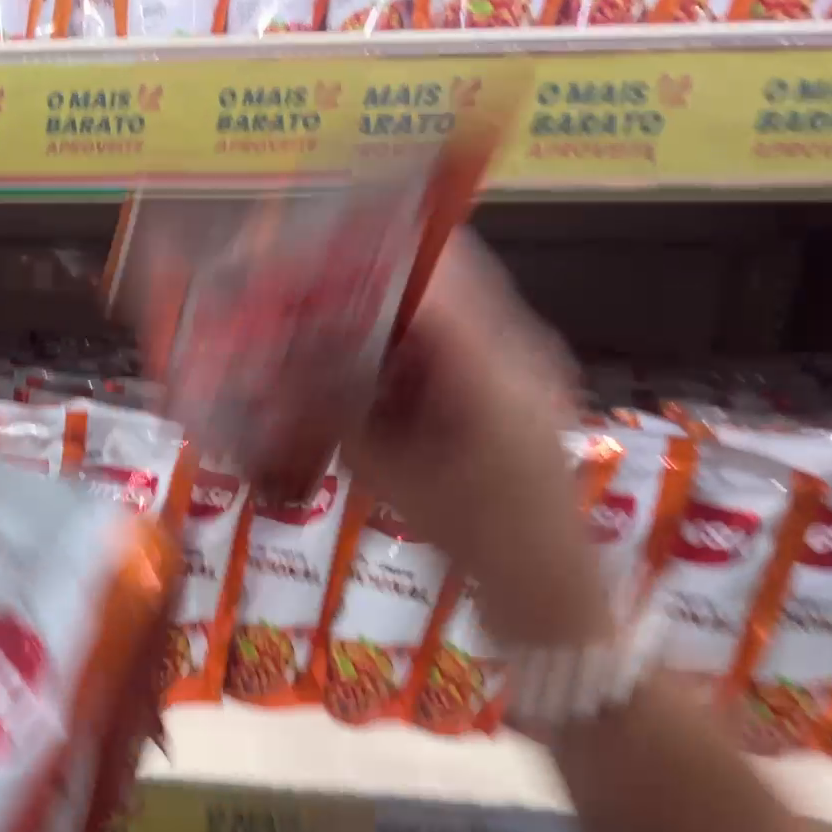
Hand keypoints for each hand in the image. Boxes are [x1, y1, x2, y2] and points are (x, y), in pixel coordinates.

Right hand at [340, 232, 613, 644]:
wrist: (543, 577)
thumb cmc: (466, 528)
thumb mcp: (386, 469)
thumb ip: (338, 410)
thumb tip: (288, 365)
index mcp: (486, 369)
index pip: (426, 283)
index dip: (366, 260)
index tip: (312, 253)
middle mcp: (514, 348)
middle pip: (445, 275)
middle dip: (377, 266)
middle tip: (316, 271)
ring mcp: (521, 360)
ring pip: (454, 298)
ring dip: (395, 294)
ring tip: (334, 302)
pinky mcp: (514, 379)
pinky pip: (459, 332)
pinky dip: (412, 328)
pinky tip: (371, 350)